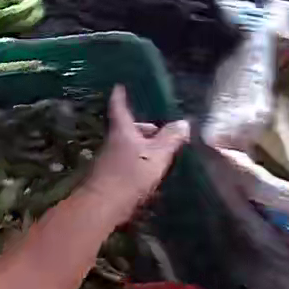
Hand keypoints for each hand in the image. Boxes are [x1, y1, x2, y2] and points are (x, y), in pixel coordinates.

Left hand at [81, 85, 190, 216]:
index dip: (120, 96)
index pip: (119, 107)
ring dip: (144, 145)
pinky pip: (128, 159)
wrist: (105, 202)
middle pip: (127, 128)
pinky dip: (140, 159)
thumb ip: (170, 139)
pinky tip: (152, 170)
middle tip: (161, 130)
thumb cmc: (131, 173)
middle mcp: (113, 140)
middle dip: (143, 127)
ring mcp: (110, 157)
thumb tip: (183, 122)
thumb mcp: (157, 155)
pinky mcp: (111, 173)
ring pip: (129, 144)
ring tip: (162, 152)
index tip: (119, 86)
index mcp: (122, 130)